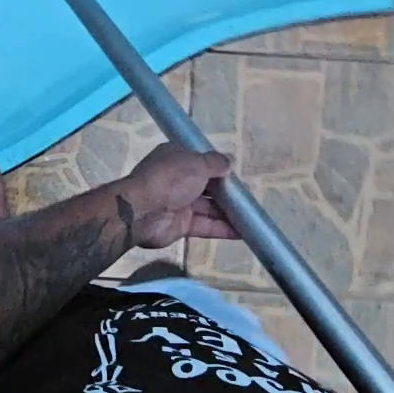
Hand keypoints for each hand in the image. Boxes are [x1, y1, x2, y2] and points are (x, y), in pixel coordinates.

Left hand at [118, 144, 239, 248]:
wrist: (142, 211)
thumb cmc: (169, 179)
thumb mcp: (195, 164)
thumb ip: (215, 163)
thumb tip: (230, 160)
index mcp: (175, 159)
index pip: (199, 160)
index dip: (217, 166)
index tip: (236, 173)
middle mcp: (177, 180)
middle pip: (207, 186)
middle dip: (227, 192)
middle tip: (249, 198)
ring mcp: (178, 203)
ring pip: (208, 207)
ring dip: (229, 212)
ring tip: (252, 216)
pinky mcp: (181, 225)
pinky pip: (206, 225)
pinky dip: (223, 228)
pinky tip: (244, 233)